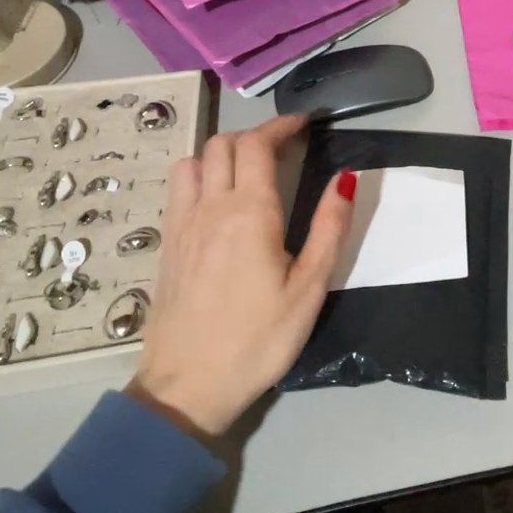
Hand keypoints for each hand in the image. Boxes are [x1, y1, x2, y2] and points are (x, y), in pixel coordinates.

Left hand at [127, 114, 355, 438]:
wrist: (187, 388)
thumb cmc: (258, 340)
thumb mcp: (310, 288)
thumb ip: (330, 227)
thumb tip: (345, 178)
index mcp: (250, 212)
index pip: (258, 144)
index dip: (281, 125)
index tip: (304, 124)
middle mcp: (210, 207)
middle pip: (223, 144)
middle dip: (255, 134)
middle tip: (284, 147)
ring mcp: (181, 225)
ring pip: (193, 161)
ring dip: (221, 153)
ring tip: (247, 170)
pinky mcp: (167, 245)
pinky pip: (178, 189)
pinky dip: (199, 175)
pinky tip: (217, 202)